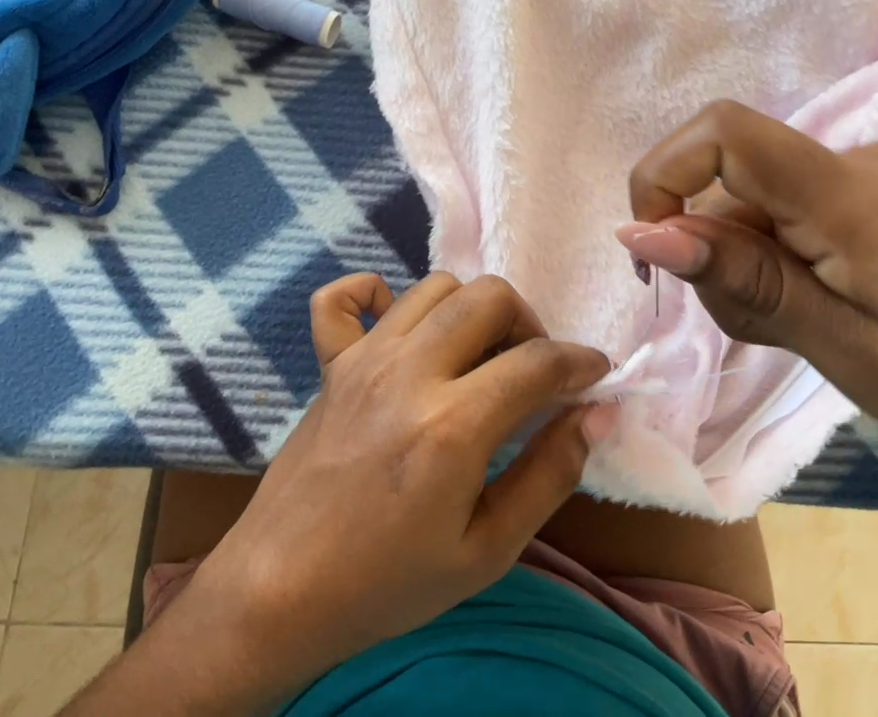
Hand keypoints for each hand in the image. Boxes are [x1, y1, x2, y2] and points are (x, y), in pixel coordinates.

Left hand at [191, 273, 612, 684]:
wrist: (281, 590)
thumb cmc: (389, 584)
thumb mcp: (488, 551)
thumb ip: (549, 474)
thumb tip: (596, 415)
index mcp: (453, 425)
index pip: (538, 361)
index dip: (581, 363)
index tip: (595, 377)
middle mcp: (408, 372)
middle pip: (489, 297)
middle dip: (529, 325)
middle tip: (533, 373)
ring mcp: (362, 360)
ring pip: (433, 287)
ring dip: (470, 310)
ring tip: (478, 358)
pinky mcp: (328, 365)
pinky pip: (341, 298)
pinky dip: (376, 296)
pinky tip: (398, 328)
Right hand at [617, 101, 877, 524]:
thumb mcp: (849, 351)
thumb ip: (748, 285)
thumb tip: (642, 234)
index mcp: (853, 198)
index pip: (723, 132)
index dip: (662, 177)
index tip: (656, 260)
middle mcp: (858, 164)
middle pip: (731, 182)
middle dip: (713, 255)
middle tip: (764, 333)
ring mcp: (875, 175)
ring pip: (757, 204)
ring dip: (749, 267)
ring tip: (807, 332)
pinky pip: (795, 211)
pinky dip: (781, 261)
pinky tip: (825, 311)